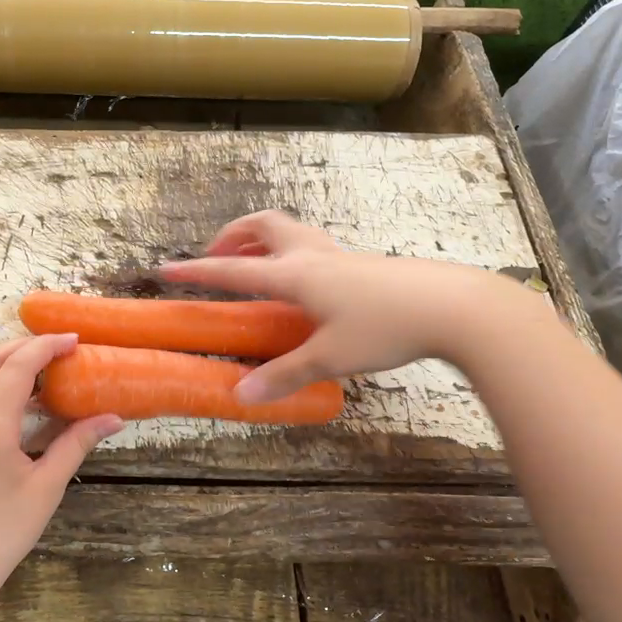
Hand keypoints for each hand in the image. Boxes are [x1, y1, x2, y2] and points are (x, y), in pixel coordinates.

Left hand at [0, 335, 122, 612]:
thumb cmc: (2, 533)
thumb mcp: (46, 487)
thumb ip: (76, 444)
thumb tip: (113, 418)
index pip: (18, 366)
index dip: (47, 347)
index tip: (74, 340)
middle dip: (24, 347)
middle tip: (58, 349)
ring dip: (4, 362)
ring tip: (40, 369)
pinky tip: (14, 399)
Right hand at [159, 210, 532, 403]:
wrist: (455, 306)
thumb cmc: (386, 328)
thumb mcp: (331, 358)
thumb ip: (284, 375)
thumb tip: (241, 395)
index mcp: (295, 274)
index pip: (234, 270)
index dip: (198, 271)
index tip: (167, 269)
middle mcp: (312, 255)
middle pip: (262, 226)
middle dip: (232, 236)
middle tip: (218, 257)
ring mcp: (340, 255)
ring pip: (290, 230)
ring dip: (262, 239)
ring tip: (253, 264)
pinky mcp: (362, 263)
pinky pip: (312, 246)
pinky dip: (291, 253)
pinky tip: (303, 286)